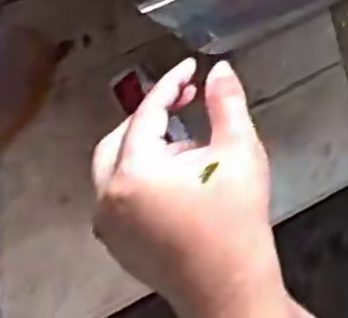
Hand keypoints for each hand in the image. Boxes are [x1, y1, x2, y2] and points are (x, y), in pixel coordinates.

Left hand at [92, 59, 304, 317]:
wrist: (228, 280)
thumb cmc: (235, 213)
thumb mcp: (238, 147)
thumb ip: (227, 101)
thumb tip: (219, 70)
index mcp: (135, 173)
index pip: (146, 113)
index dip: (170, 83)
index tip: (192, 66)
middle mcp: (109, 199)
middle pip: (118, 139)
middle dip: (152, 112)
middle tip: (188, 95)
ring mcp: (108, 224)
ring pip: (116, 165)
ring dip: (148, 141)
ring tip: (192, 134)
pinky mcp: (117, 240)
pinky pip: (120, 190)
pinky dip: (144, 168)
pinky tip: (183, 168)